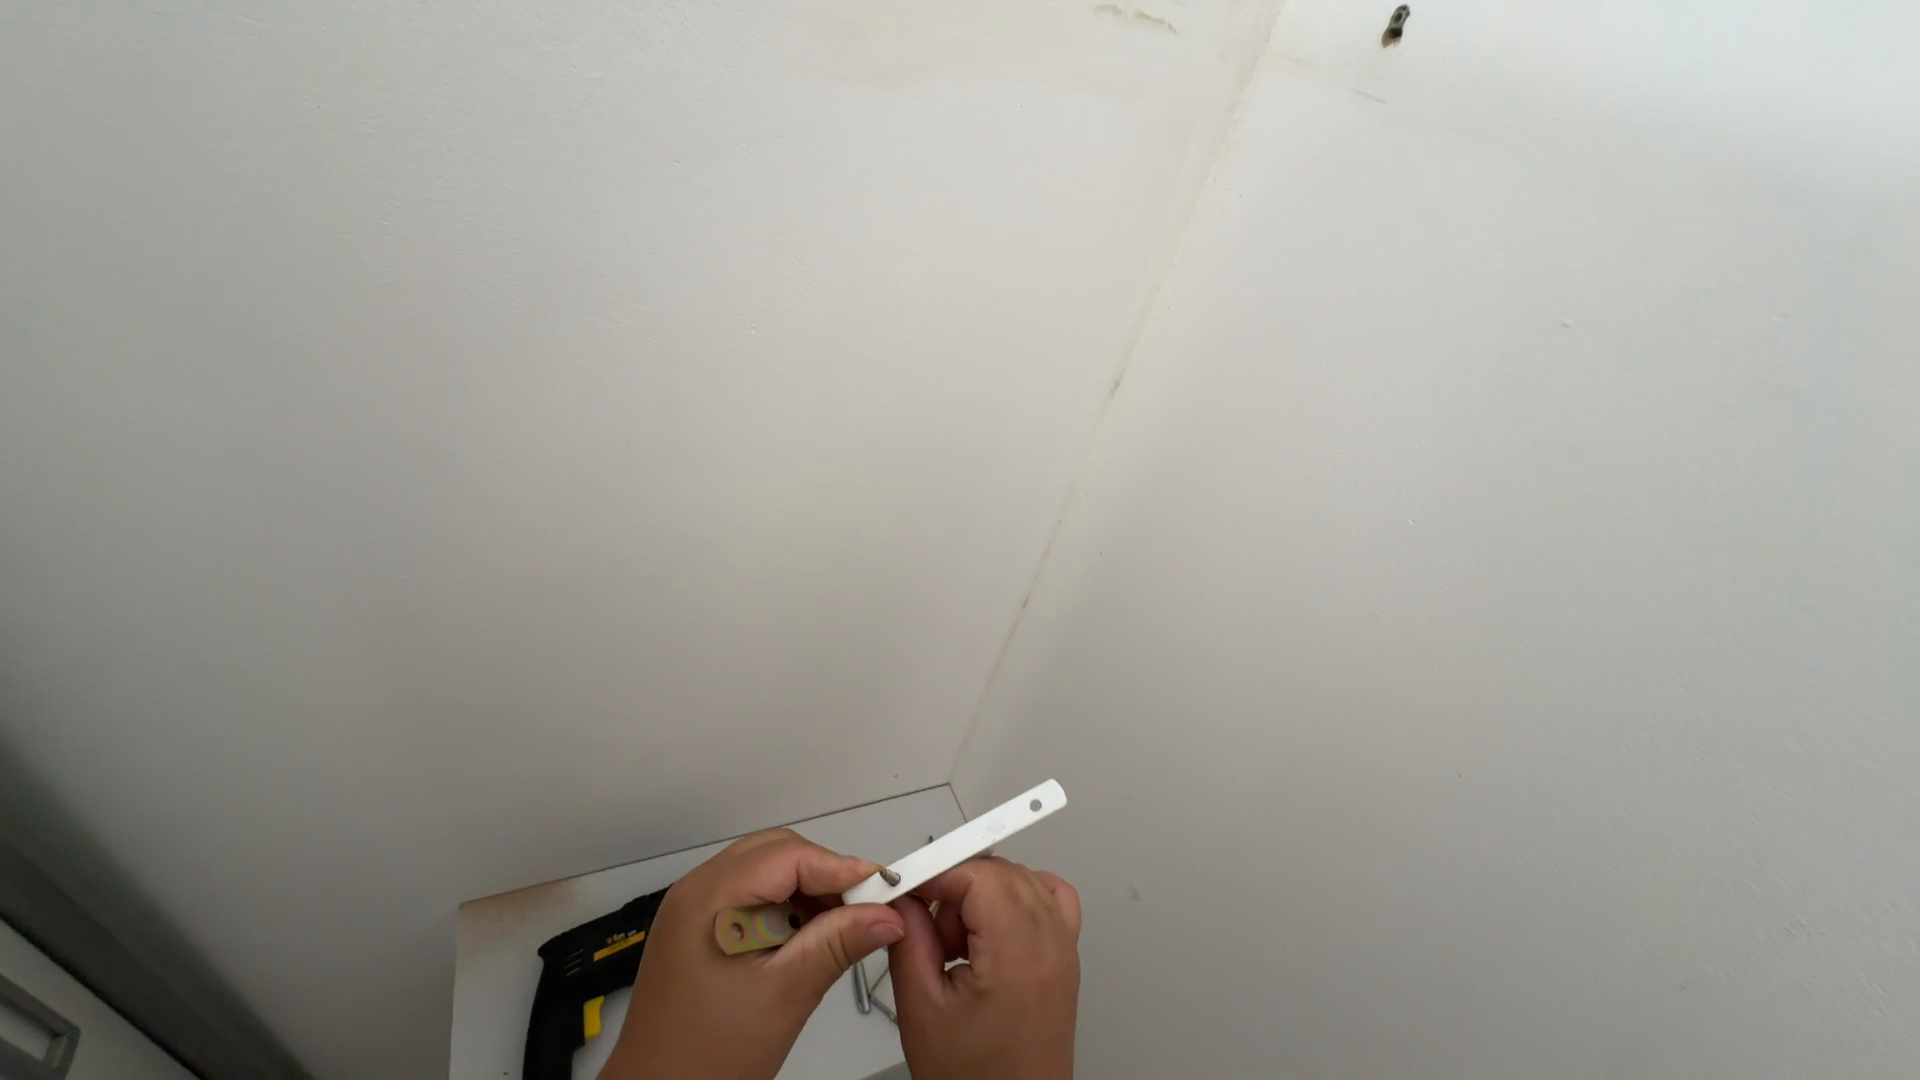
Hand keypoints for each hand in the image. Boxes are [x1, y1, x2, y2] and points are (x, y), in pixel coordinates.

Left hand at [600, 829, 905, 1079]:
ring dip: (806, 887)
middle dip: (823, 873)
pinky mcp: (696, 926)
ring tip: (838, 925)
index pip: (789, 854)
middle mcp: (698, 886)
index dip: (840, 867)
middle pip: (777, 851)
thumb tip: (892, 915)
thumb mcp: (786, 994)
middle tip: (861, 909)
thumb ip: (838, 943)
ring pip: (766, 868)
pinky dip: (784, 904)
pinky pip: (751, 892)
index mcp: (711, 895)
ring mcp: (693, 905)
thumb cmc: (716, 1051)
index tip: (884, 889)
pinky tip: (805, 936)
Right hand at [887, 857, 1081, 1079]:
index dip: (940, 874)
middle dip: (957, 888)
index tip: (911, 890)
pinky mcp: (1066, 955)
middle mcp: (1051, 943)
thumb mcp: (920, 1008)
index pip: (980, 874)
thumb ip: (909, 940)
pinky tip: (992, 929)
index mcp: (1018, 955)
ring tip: (958, 942)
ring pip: (1022, 878)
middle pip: (1000, 871)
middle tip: (930, 928)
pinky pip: (1050, 897)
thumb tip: (902, 897)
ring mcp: (1064, 947)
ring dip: (983, 894)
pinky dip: (1019, 898)